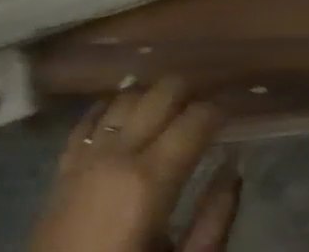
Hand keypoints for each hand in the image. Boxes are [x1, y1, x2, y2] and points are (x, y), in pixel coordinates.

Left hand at [30, 78, 240, 251]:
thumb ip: (214, 219)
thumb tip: (234, 169)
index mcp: (151, 180)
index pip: (199, 117)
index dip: (226, 106)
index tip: (244, 108)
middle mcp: (119, 154)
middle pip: (164, 91)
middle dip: (194, 90)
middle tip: (211, 106)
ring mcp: (86, 157)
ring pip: (128, 96)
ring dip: (155, 95)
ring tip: (174, 110)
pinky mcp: (63, 167)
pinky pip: (90, 117)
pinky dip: (113, 106)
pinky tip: (128, 114)